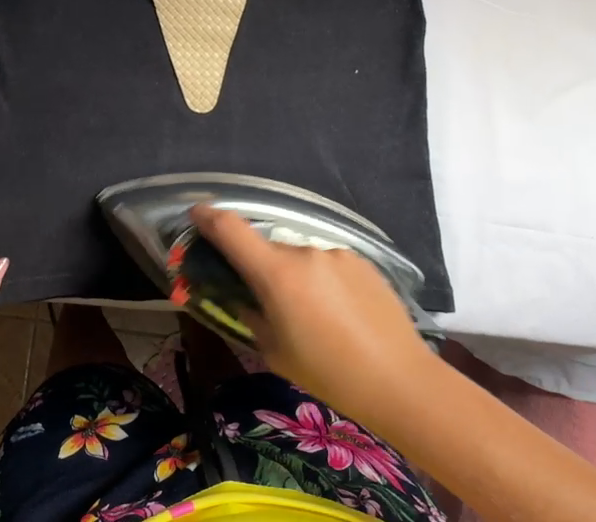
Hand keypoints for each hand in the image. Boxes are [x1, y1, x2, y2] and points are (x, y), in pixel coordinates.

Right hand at [189, 205, 433, 426]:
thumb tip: (240, 296)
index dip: (208, 218)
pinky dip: (323, 281)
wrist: (400, 380)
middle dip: (260, 269)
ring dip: (295, 277)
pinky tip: (340, 314)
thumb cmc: (328, 373)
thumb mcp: (274, 351)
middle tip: (267, 302)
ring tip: (313, 316)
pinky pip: (328, 264)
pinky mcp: (362, 260)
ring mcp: (336, 253)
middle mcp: (304, 252)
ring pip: (300, 258)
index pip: (231, 230)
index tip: (196, 215)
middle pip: (268, 249)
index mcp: (276, 274)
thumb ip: (251, 315)